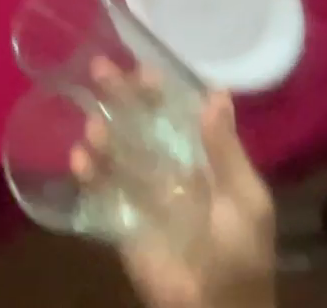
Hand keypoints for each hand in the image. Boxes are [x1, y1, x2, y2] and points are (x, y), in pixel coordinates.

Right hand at [91, 87, 275, 307]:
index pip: (173, 114)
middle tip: (98, 68)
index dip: (158, 91)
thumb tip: (216, 92)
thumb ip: (225, 151)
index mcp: (198, 162)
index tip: (142, 68)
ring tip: (94, 128)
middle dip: (118, 95)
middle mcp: (165, 168)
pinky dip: (86, 170)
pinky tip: (80, 159)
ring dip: (101, 133)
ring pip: (113, 149)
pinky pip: (96, 186)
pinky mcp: (117, 216)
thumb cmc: (239, 258)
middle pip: (137, 122)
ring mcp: (138, 191)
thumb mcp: (245, 203)